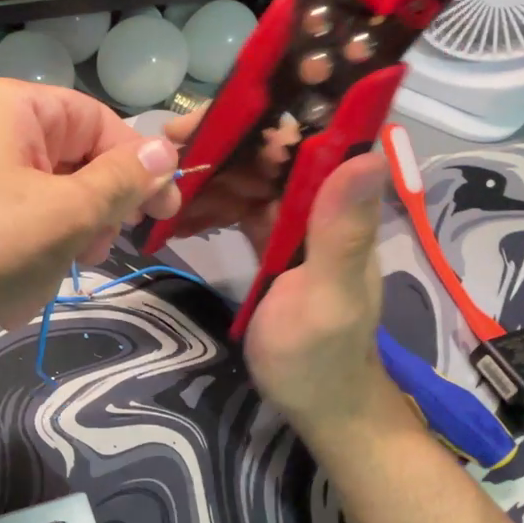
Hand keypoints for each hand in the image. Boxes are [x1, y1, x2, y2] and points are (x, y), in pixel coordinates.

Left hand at [0, 77, 181, 358]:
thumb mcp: (67, 213)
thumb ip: (122, 181)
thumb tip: (166, 150)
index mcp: (11, 106)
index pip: (97, 120)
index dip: (138, 165)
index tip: (167, 212)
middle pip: (71, 161)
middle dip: (92, 211)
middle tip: (95, 251)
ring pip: (46, 201)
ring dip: (60, 242)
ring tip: (44, 274)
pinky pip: (13, 228)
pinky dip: (25, 258)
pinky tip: (12, 289)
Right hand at [163, 104, 416, 448]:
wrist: (317, 404)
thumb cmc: (320, 354)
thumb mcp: (326, 295)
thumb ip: (341, 229)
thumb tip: (365, 153)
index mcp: (340, 206)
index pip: (304, 139)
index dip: (258, 118)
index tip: (203, 121)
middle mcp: (320, 202)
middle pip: (268, 152)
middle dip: (219, 143)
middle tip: (163, 148)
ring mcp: (293, 222)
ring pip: (247, 178)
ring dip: (205, 175)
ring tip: (158, 182)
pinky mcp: (271, 241)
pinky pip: (236, 208)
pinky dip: (206, 206)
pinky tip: (174, 214)